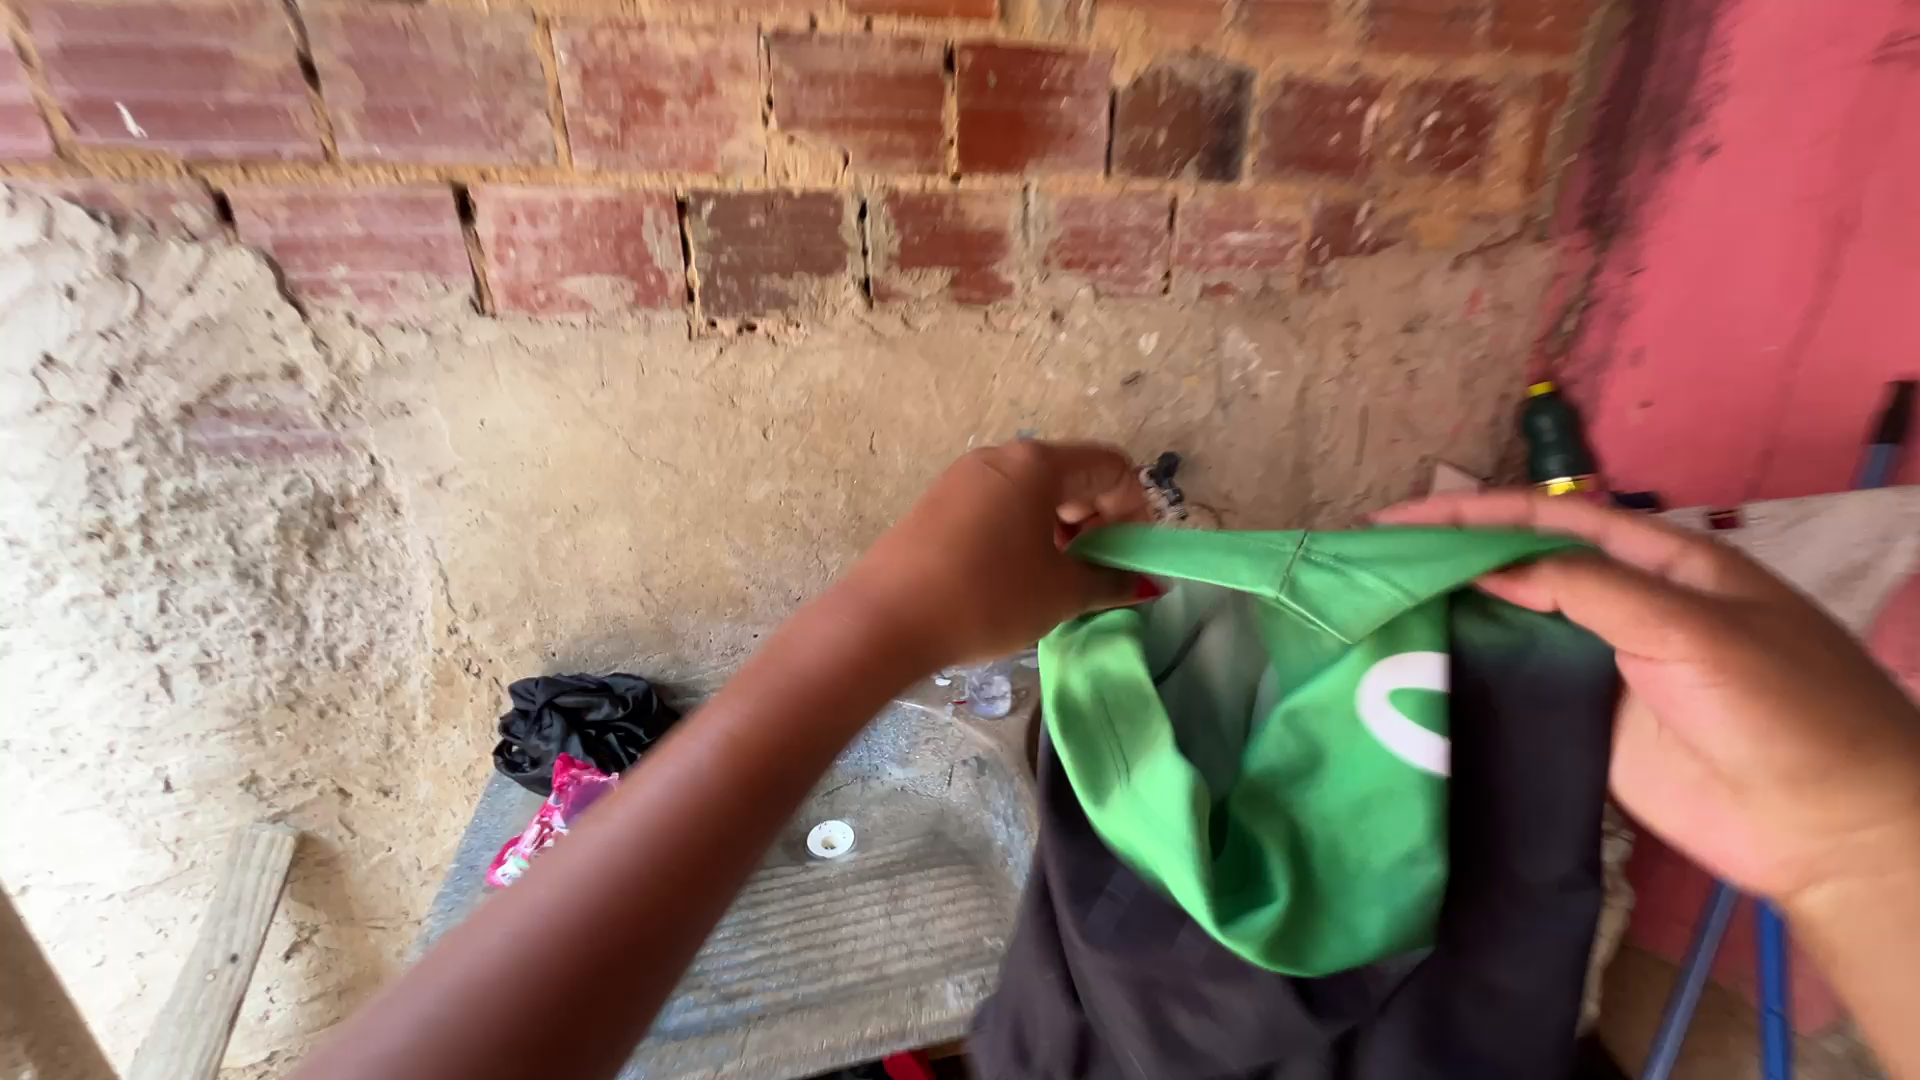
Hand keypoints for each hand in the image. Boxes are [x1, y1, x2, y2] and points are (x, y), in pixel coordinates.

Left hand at [838, 440, 1149, 668]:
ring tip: (1054, 579)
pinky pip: (998, 506)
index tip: (1128, 557)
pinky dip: (1023, 532)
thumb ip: (1111, 582)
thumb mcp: (1059, 593)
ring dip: (1060, 530)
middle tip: (1093, 571)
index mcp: (1037, 464)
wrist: (885, 619)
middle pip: (1071, 475)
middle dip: (1096, 521)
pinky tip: (1012, 576)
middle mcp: (999, 457)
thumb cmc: (986, 597)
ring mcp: (963, 478)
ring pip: (1032, 493)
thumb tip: (1147, 585)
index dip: (1134, 510)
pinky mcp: (938, 503)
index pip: (1111, 467)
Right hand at [1376, 491, 1919, 909]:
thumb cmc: (1779, 711)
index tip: (1396, 520)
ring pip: (1505, 615)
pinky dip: (1462, 658)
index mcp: (1657, 563)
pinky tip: (1418, 653)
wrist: (1828, 831)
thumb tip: (1483, 568)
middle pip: (1517, 562)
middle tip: (1374, 556)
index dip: (1468, 513)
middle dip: (1447, 552)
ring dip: (1448, 603)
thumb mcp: (1688, 627)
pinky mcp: (1573, 707)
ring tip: (1381, 598)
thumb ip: (1583, 587)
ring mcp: (1593, 656)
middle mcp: (1618, 601)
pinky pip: (1507, 672)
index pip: (1545, 519)